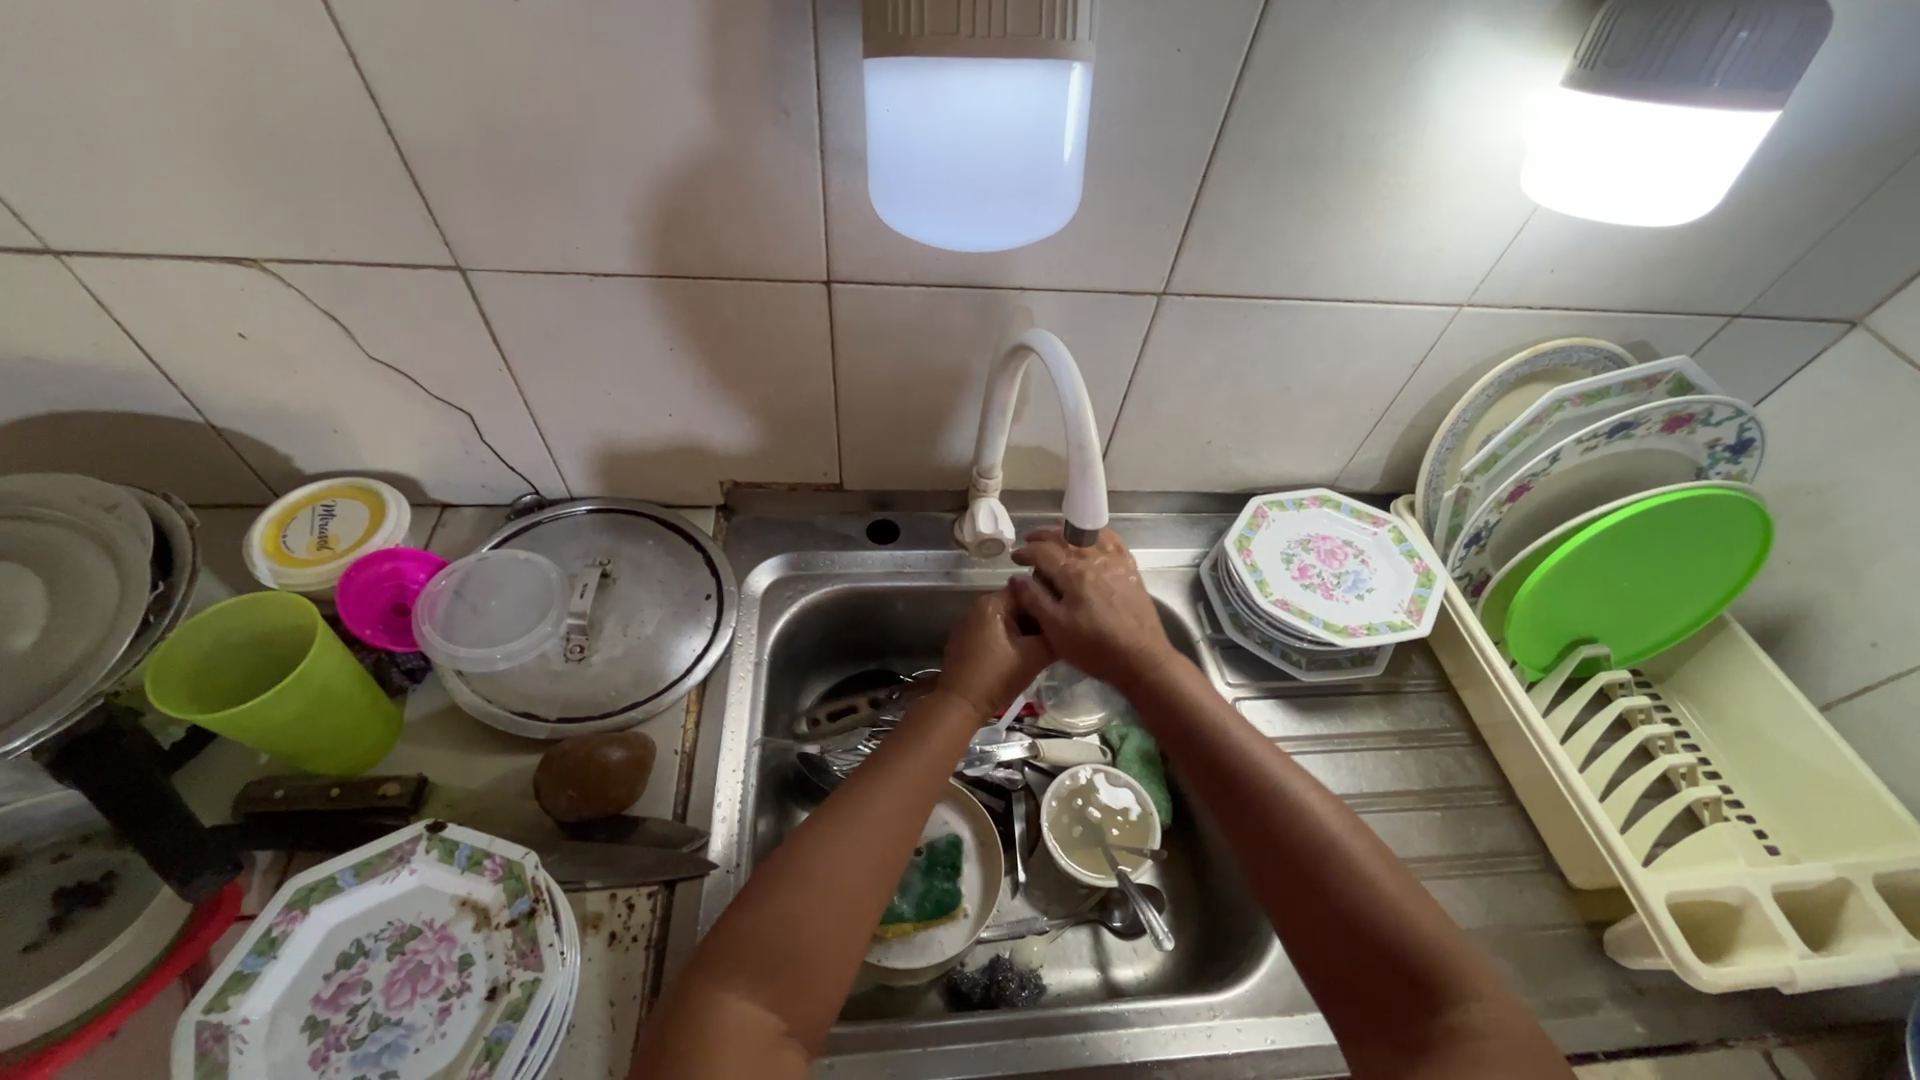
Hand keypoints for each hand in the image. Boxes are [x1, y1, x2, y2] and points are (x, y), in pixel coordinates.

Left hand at [936, 588, 1055, 719]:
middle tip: (1060, 634)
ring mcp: (970, 623)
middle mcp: (978, 607)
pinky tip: (1024, 654)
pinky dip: (1011, 639)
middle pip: (1018, 605)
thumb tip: (1069, 629)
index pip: (1029, 591)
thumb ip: (1055, 638)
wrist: (960, 705)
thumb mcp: (1034, 656)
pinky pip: (995, 632)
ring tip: (1047, 645)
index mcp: (993, 603)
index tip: (1066, 617)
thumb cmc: (997, 676)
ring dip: (1026, 631)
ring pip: (1008, 620)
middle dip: (1038, 619)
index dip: (1049, 603)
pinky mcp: (967, 640)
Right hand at [1008, 528, 1178, 692]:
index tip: (1014, 557)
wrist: (1141, 659)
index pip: (1043, 551)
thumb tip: (1015, 577)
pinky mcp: (1130, 570)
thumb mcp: (1056, 629)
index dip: (1025, 552)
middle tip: (1029, 541)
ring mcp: (1115, 563)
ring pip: (1088, 534)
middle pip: (1065, 536)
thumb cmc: (1094, 648)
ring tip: (1056, 535)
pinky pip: (1113, 541)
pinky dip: (1097, 533)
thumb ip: (1034, 600)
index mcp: (1073, 574)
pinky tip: (1091, 538)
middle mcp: (1094, 560)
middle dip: (1043, 535)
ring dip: (1068, 531)